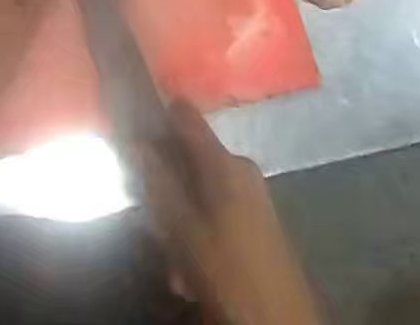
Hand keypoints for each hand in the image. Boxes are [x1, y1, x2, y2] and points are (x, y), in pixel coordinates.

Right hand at [139, 103, 322, 324]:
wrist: (284, 323)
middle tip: (153, 226)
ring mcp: (253, 193)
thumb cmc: (230, 272)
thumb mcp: (185, 232)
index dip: (158, 119)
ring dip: (180, 222)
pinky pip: (217, 211)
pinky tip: (192, 274)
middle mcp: (240, 167)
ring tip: (174, 264)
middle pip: (189, 159)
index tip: (136, 139)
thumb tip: (136, 143)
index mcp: (224, 162)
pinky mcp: (259, 218)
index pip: (185, 116)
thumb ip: (159, 184)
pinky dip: (200, 234)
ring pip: (200, 191)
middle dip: (166, 189)